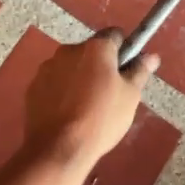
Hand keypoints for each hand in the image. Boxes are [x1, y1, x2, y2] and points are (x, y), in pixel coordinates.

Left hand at [24, 31, 156, 166]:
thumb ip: (140, 72)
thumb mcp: (130, 97)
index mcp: (96, 48)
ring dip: (78, 78)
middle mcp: (70, 49)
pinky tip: (66, 114)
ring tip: (84, 108)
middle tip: (107, 94)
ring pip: (70, 67)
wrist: (58, 149)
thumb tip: (152, 56)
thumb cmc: (101, 119)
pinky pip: (53, 82)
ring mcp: (48, 67)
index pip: (114, 35)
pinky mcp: (32, 86)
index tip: (125, 72)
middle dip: (99, 67)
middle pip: (91, 52)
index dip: (123, 51)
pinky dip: (60, 92)